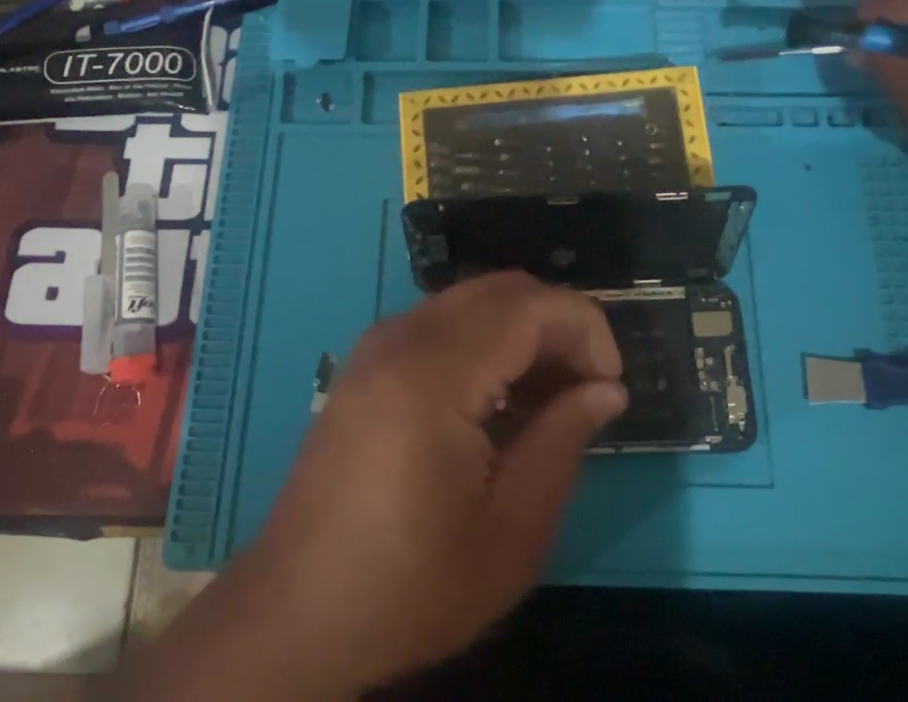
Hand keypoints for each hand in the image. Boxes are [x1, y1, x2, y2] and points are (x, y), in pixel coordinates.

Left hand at [157, 271, 625, 698]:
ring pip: (469, 302)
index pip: (531, 305)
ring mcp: (372, 351)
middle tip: (586, 390)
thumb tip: (604, 389)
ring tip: (548, 401)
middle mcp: (398, 342)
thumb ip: (563, 442)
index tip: (611, 388)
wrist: (296, 618)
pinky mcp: (362, 370)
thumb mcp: (511, 532)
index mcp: (432, 376)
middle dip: (557, 325)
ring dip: (521, 333)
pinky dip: (482, 342)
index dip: (587, 330)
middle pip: (500, 290)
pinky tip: (496, 403)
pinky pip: (438, 325)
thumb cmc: (410, 586)